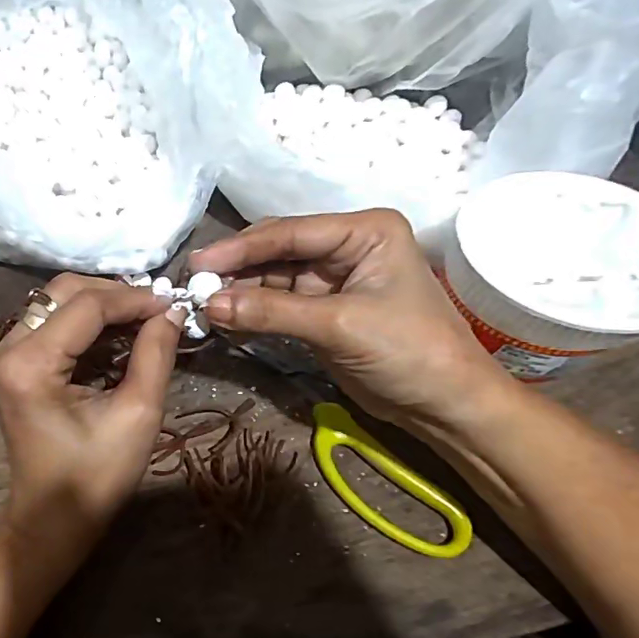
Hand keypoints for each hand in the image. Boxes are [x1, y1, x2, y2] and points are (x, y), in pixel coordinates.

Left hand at [0, 274, 182, 536]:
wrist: (53, 516)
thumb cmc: (96, 476)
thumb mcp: (137, 415)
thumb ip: (155, 354)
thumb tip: (173, 311)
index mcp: (29, 364)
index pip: (87, 306)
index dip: (134, 299)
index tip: (174, 304)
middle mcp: (6, 349)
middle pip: (64, 292)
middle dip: (115, 294)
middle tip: (158, 309)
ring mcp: (3, 354)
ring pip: (56, 302)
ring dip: (101, 304)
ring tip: (143, 319)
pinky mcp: (11, 363)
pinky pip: (50, 322)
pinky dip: (85, 322)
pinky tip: (117, 333)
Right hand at [190, 209, 513, 424]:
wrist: (445, 405)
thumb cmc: (408, 352)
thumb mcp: (339, 326)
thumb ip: (272, 311)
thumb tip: (209, 304)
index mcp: (363, 232)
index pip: (290, 232)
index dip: (240, 248)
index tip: (197, 264)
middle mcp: (346, 247)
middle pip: (277, 250)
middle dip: (236, 268)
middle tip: (193, 286)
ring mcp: (332, 279)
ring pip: (272, 277)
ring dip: (239, 291)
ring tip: (201, 305)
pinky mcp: (322, 310)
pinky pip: (277, 303)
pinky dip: (252, 311)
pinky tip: (224, 317)